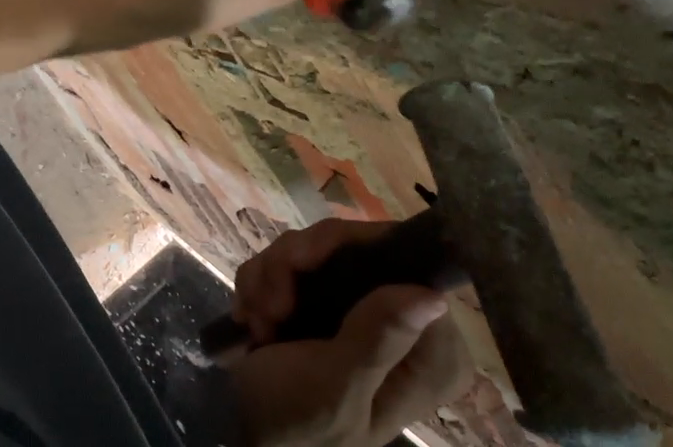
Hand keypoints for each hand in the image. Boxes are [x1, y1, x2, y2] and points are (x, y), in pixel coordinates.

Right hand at [227, 220, 470, 446]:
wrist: (241, 431)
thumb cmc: (297, 424)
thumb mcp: (334, 386)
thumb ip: (377, 338)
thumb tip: (431, 294)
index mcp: (429, 352)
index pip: (403, 260)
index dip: (343, 245)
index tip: (296, 262)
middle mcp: (405, 325)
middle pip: (349, 246)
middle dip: (292, 266)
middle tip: (267, 304)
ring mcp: (362, 311)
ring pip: (312, 251)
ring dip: (270, 278)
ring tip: (257, 320)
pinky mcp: (325, 305)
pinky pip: (290, 264)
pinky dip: (261, 284)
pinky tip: (252, 318)